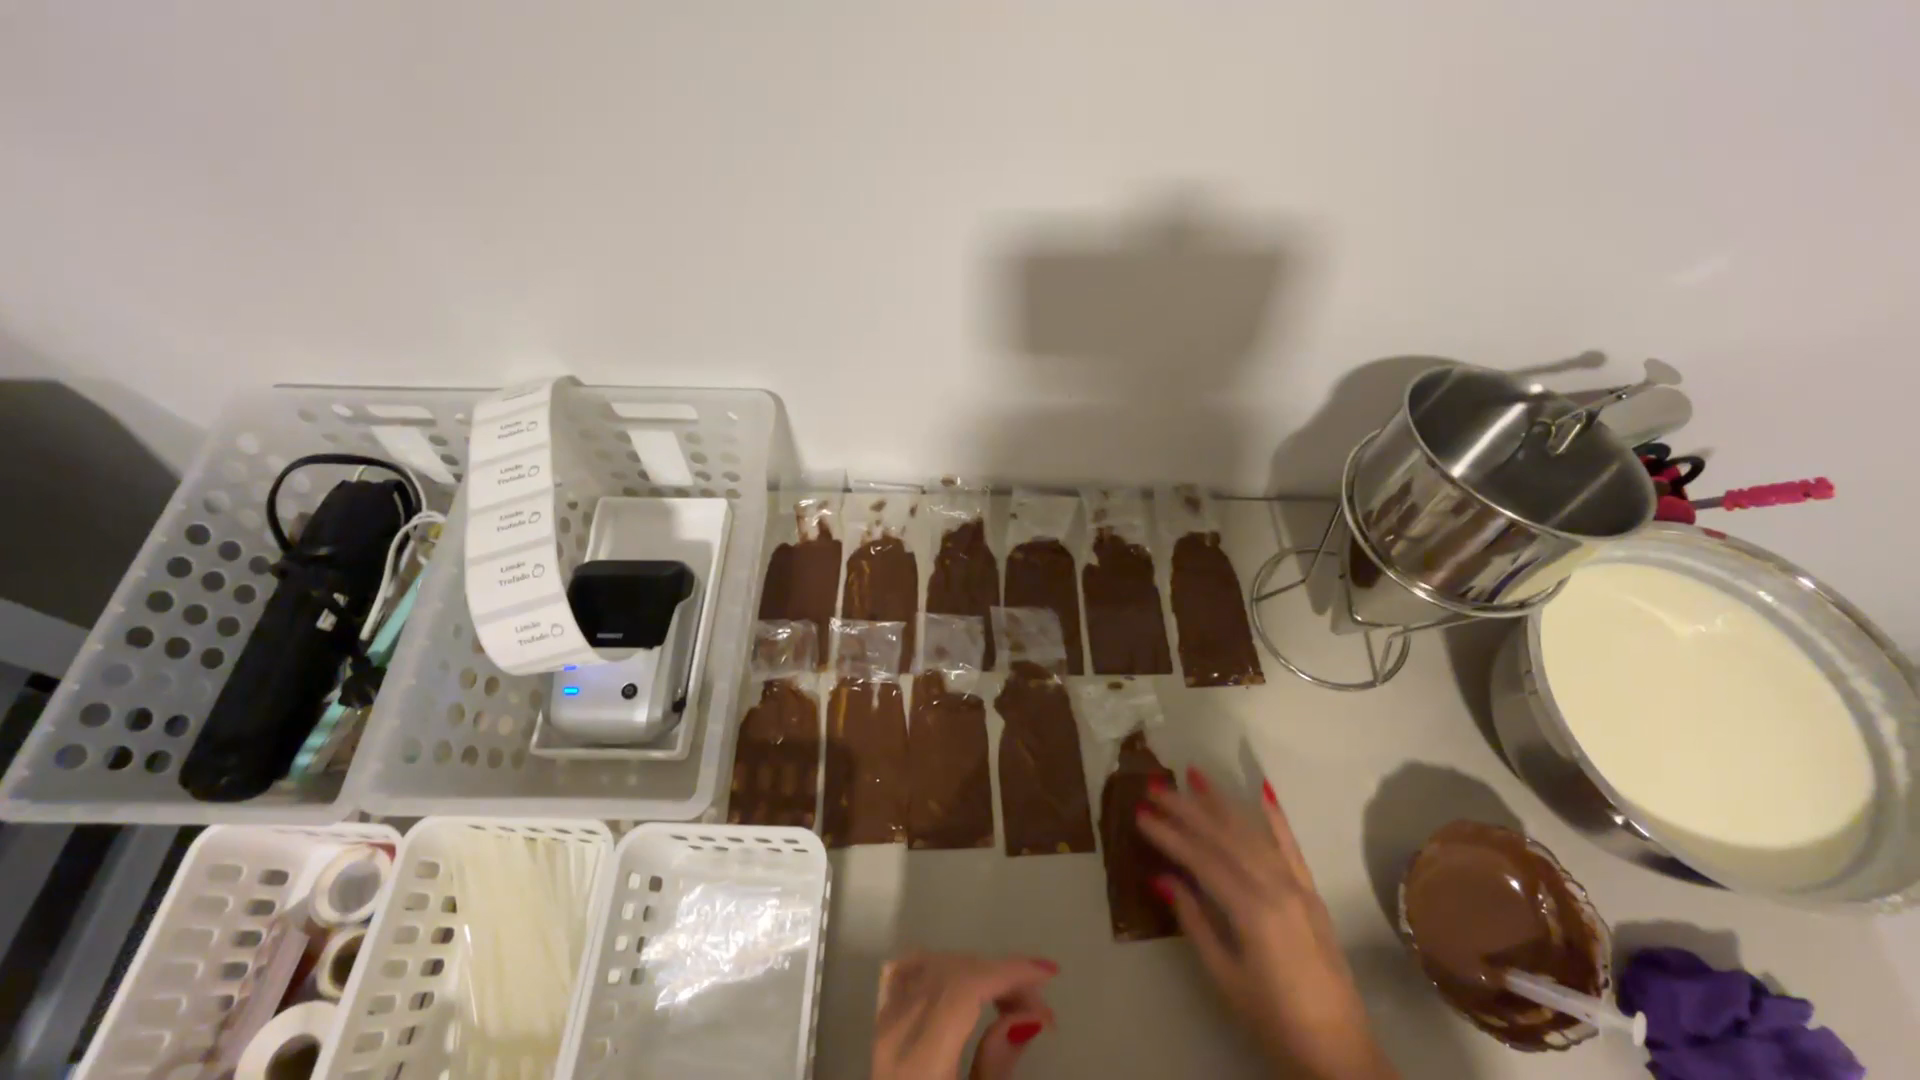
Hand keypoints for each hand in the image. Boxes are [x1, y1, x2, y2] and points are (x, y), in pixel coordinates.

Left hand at [871, 950, 1058, 1079]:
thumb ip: (998, 1065)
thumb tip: (1030, 1014)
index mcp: (918, 1060)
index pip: (963, 988)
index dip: (1008, 972)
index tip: (1049, 974)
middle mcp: (892, 1034)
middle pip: (950, 973)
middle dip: (1002, 976)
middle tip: (1040, 1010)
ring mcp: (879, 1026)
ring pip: (929, 966)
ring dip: (975, 970)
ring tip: (1008, 999)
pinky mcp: (877, 1027)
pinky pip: (903, 973)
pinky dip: (938, 965)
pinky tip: (963, 982)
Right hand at [1140, 770, 1397, 1079]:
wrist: (1337, 1051)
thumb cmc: (1273, 1019)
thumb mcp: (1224, 975)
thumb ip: (1195, 922)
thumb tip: (1163, 878)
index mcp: (1253, 910)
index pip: (1203, 860)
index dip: (1170, 835)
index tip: (1141, 815)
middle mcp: (1278, 888)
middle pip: (1226, 838)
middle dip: (1190, 810)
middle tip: (1157, 788)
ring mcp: (1300, 888)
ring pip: (1255, 835)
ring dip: (1223, 805)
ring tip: (1196, 778)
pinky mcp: (1313, 895)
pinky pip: (1291, 848)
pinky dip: (1275, 819)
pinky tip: (1262, 794)